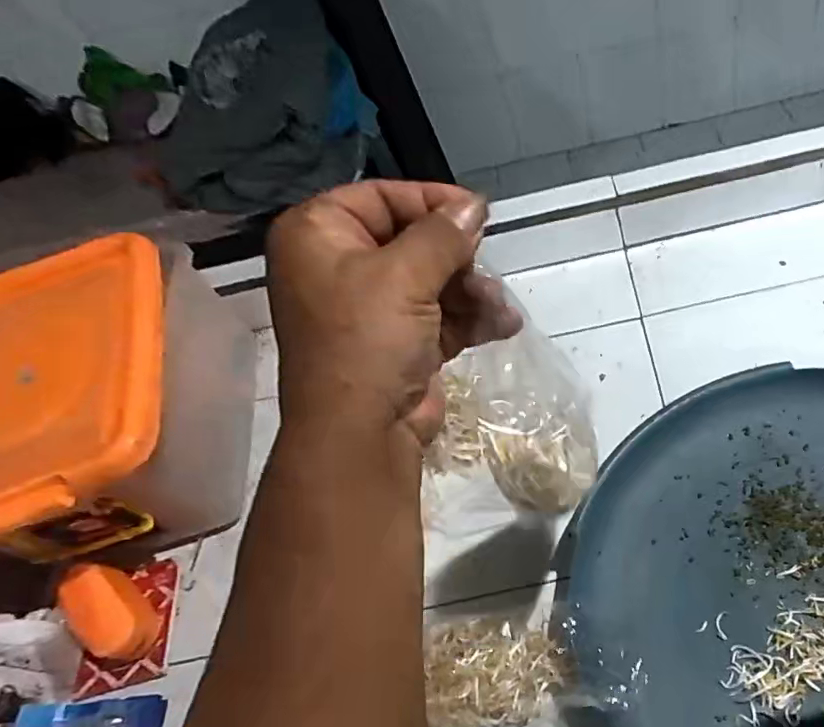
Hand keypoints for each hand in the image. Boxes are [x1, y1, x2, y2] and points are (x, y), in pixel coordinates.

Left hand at [264, 180, 521, 444]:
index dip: (431, 202)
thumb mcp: (404, 275)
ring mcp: (374, 311)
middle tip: (487, 267)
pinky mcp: (402, 346)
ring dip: (471, 293)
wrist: (363, 430)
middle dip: (458, 258)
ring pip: (433, 284)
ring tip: (499, 307)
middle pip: (412, 243)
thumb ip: (442, 236)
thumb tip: (474, 206)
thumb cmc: (368, 341)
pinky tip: (504, 324)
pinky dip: (471, 320)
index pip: (380, 198)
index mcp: (319, 236)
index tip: (478, 212)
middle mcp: (342, 268)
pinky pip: (441, 319)